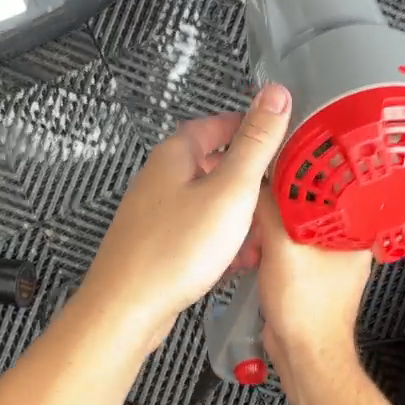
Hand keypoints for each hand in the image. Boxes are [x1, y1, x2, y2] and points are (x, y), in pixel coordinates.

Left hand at [82, 85, 294, 342]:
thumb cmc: (171, 252)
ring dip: (236, 215)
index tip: (275, 135)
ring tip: (262, 231)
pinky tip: (235, 261)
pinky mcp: (157, 247)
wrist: (128, 308)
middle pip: (211, 165)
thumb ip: (256, 143)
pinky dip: (220, 243)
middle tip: (276, 187)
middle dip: (247, 178)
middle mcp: (160, 180)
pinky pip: (196, 236)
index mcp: (174, 155)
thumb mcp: (230, 190)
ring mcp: (155, 215)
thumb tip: (275, 95)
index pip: (216, 125)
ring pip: (206, 204)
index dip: (248, 129)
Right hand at [255, 189, 373, 387]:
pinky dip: (267, 251)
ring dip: (265, 234)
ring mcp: (326, 261)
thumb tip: (258, 183)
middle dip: (272, 213)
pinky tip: (252, 258)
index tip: (270, 174)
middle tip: (255, 222)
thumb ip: (270, 209)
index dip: (294, 180)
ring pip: (290, 230)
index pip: (325, 187)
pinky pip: (285, 251)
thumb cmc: (306, 307)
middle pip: (303, 208)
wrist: (304, 355)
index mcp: (352, 229)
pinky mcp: (309, 277)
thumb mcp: (283, 246)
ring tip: (251, 247)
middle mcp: (343, 242)